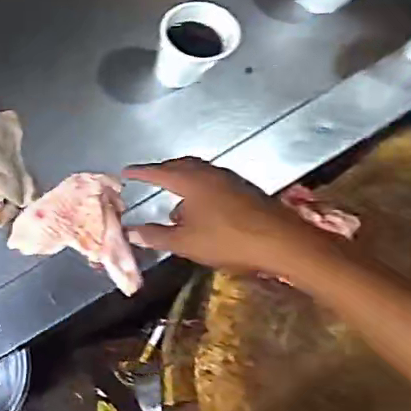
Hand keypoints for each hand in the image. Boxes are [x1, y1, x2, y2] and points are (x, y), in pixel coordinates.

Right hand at [122, 158, 334, 276]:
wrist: (285, 244)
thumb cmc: (229, 240)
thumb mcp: (185, 243)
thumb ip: (155, 236)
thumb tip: (130, 232)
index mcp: (190, 181)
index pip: (157, 172)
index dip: (140, 172)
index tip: (125, 171)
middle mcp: (209, 174)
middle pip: (180, 166)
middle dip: (162, 171)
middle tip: (149, 178)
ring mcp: (230, 180)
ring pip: (199, 173)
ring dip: (183, 181)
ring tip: (174, 199)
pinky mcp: (246, 191)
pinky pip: (213, 182)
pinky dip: (200, 189)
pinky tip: (201, 210)